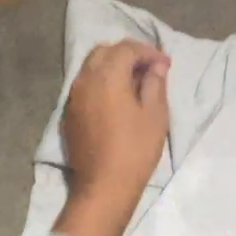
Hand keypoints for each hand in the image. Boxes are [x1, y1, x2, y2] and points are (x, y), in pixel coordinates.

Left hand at [54, 41, 170, 235]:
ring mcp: (73, 97)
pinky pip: (85, 87)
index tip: (166, 66)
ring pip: (92, 68)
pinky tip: (116, 101)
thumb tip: (155, 67)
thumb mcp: (155, 116)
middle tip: (148, 71)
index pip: (127, 48)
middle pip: (105, 52)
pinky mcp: (69, 115)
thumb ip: (155, 84)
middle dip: (128, 55)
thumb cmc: (135, 151)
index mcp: (108, 75)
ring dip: (113, 69)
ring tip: (133, 85)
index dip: (149, 52)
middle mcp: (85, 79)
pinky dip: (101, 84)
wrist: (103, 186)